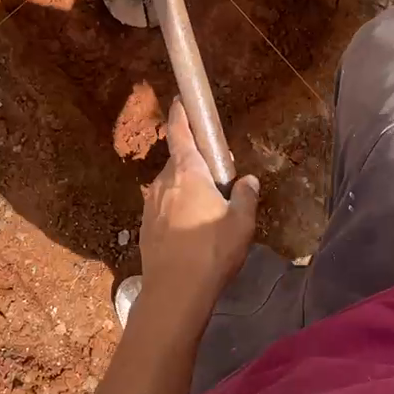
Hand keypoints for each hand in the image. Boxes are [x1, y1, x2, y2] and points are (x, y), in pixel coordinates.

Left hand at [139, 100, 258, 308]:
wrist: (174, 293)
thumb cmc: (211, 251)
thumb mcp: (241, 223)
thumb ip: (246, 196)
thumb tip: (248, 180)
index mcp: (187, 172)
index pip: (179, 132)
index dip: (180, 114)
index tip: (180, 100)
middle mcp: (164, 181)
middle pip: (179, 160)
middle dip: (195, 162)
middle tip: (216, 175)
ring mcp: (151, 204)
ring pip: (171, 185)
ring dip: (186, 188)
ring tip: (206, 208)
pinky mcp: (146, 226)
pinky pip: (164, 206)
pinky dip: (176, 208)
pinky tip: (190, 231)